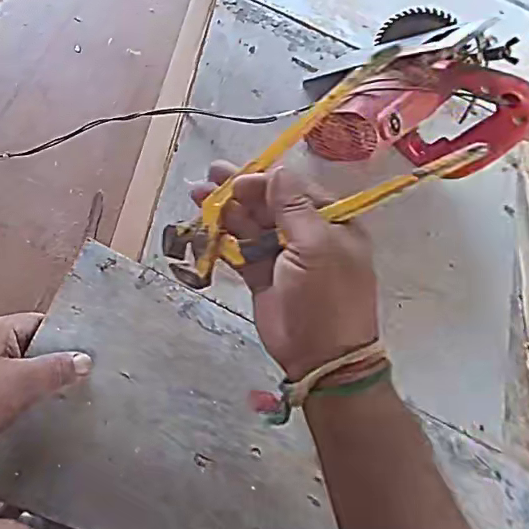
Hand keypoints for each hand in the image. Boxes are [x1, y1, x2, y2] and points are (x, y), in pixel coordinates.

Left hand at [0, 313, 91, 463]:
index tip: (86, 356)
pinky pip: (7, 385)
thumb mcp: (23, 383)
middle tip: (79, 380)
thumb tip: (83, 359)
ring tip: (60, 397)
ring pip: (20, 368)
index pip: (41, 322)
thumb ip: (56, 369)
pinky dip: (22, 395)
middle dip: (54, 362)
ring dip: (38, 381)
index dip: (65, 337)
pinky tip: (33, 411)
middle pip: (32, 345)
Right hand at [188, 162, 380, 380]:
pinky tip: (204, 227)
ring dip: (226, 211)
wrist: (320, 356)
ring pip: (250, 225)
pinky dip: (222, 238)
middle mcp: (307, 235)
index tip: (235, 180)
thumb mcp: (315, 248)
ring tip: (197, 196)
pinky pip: (240, 250)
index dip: (264, 182)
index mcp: (331, 223)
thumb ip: (293, 209)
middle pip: (269, 205)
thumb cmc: (326, 298)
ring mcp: (283, 256)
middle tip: (208, 177)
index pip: (295, 191)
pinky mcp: (262, 276)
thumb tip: (278, 173)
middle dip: (239, 191)